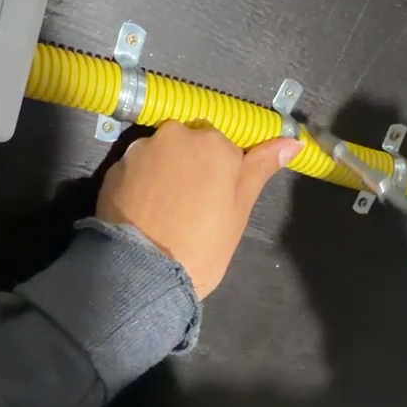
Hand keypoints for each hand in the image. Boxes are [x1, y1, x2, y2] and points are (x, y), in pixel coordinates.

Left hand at [97, 122, 300, 297]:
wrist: (145, 273)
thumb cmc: (203, 245)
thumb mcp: (240, 210)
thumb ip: (261, 169)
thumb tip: (292, 141)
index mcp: (213, 141)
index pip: (224, 147)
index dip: (221, 176)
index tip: (215, 203)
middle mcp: (174, 134)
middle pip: (189, 144)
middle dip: (190, 167)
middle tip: (189, 209)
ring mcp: (141, 150)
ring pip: (160, 155)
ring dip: (163, 174)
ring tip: (163, 214)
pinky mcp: (114, 169)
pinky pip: (135, 171)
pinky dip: (140, 186)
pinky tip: (143, 214)